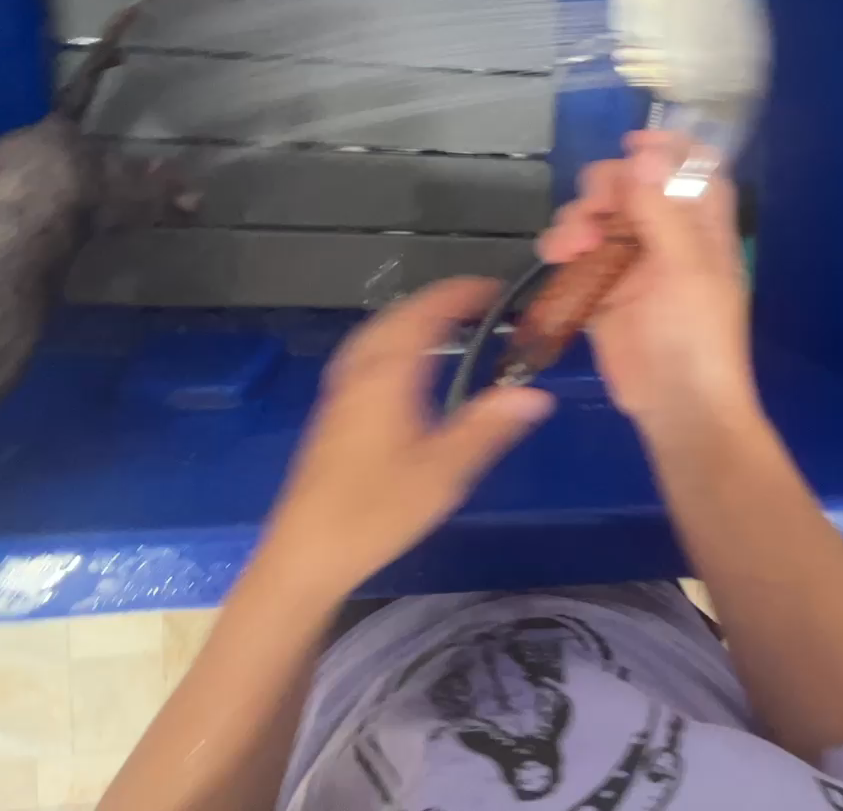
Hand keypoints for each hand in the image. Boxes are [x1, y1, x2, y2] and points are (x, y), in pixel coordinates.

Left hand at [259, 278, 554, 594]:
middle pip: (397, 315)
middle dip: (438, 301)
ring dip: (412, 318)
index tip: (494, 290)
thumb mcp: (443, 473)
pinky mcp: (333, 411)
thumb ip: (488, 428)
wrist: (306, 552)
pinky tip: (404, 365)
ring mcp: (341, 391)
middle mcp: (360, 372)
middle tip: (477, 305)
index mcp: (387, 375)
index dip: (460, 294)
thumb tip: (536, 395)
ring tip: (446, 324)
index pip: (425, 313)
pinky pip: (366, 352)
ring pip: (377, 332)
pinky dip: (393, 339)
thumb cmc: (375, 511)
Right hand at [537, 131, 759, 430]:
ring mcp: (630, 264)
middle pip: (632, 188)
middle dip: (606, 188)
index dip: (666, 149)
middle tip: (595, 207)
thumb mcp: (687, 269)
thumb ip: (664, 210)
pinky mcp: (601, 291)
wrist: (676, 407)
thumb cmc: (697, 337)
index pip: (690, 170)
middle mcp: (666, 238)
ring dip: (578, 220)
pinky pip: (577, 256)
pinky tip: (556, 257)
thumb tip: (644, 152)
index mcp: (701, 228)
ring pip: (597, 219)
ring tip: (570, 245)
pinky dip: (563, 249)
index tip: (632, 143)